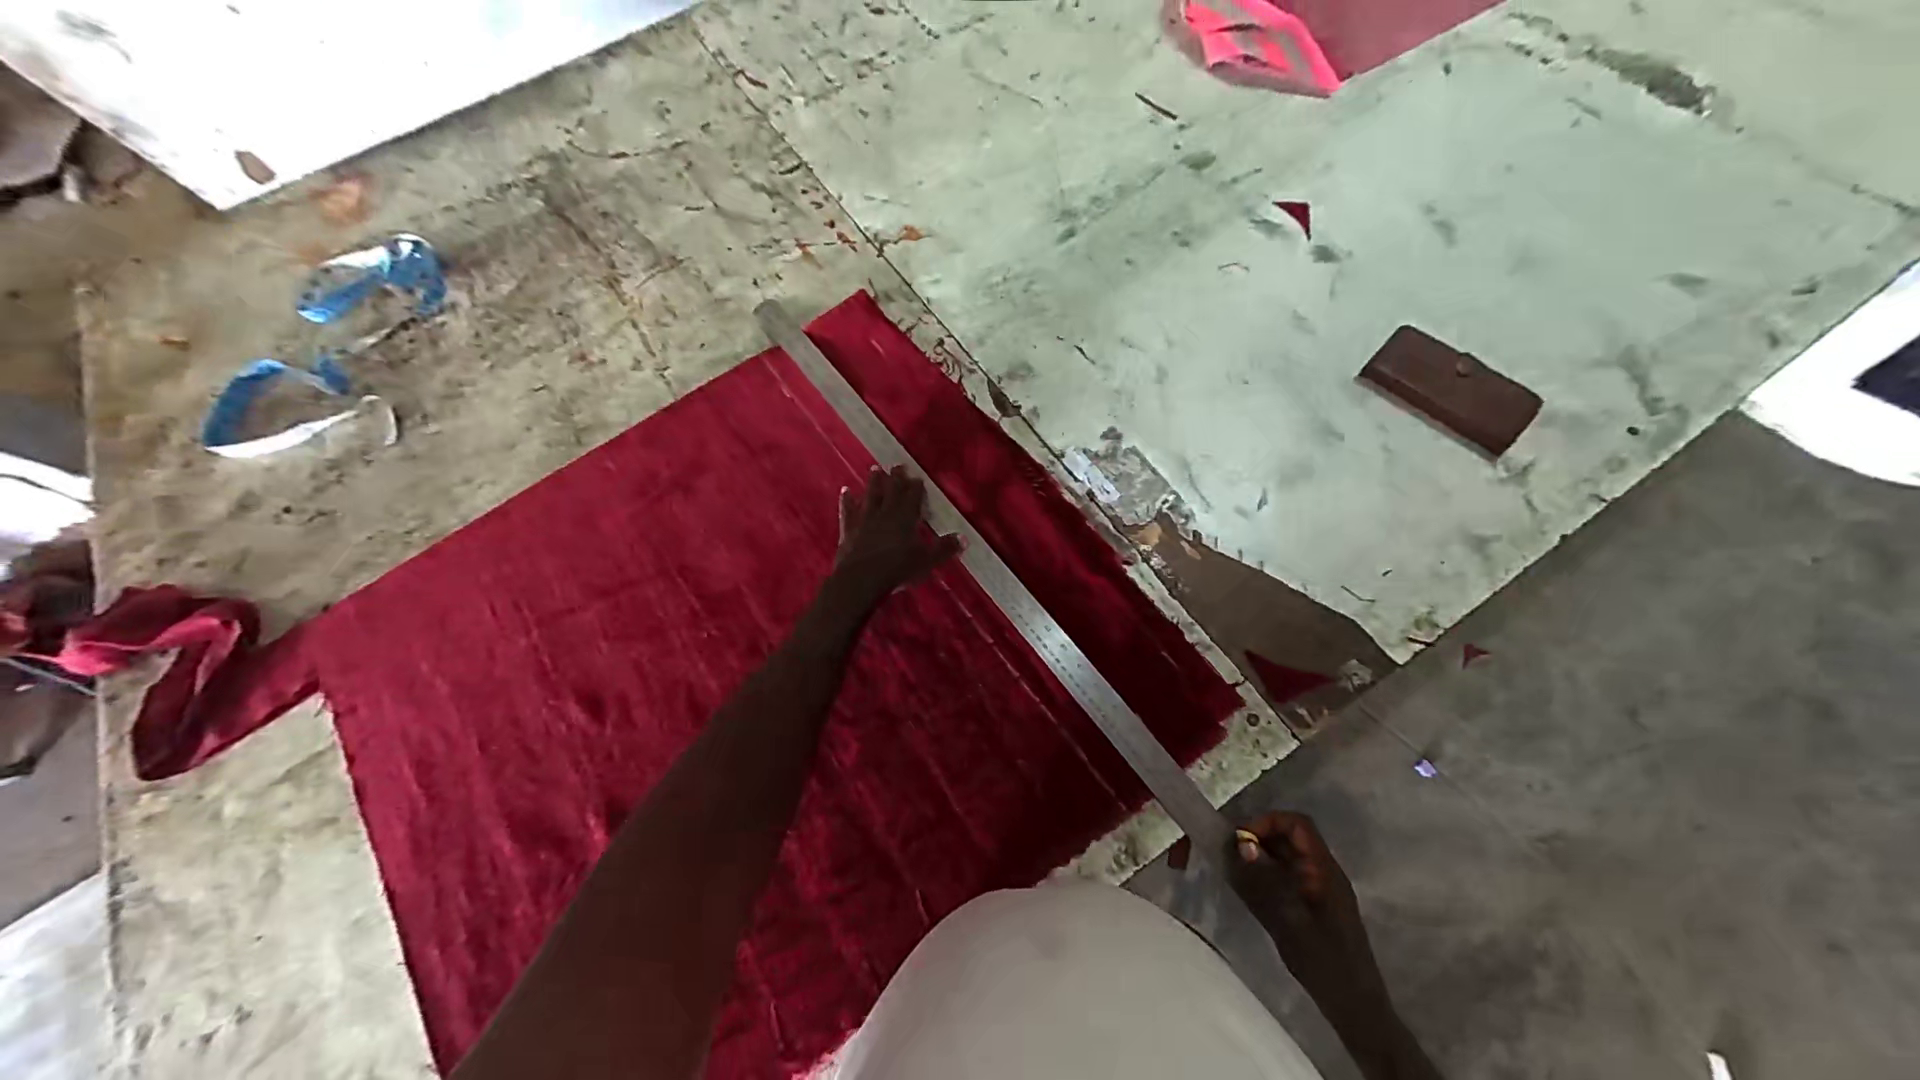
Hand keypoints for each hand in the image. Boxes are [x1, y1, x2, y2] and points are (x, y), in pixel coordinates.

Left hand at [829, 466, 962, 605]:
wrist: (860, 579)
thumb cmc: (897, 569)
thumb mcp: (926, 560)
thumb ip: (944, 548)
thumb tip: (963, 538)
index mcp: (905, 517)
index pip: (913, 496)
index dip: (916, 486)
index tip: (918, 477)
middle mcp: (885, 513)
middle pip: (892, 491)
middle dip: (896, 478)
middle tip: (897, 465)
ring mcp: (864, 519)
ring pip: (870, 496)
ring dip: (873, 482)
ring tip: (875, 469)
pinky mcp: (848, 530)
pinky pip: (848, 511)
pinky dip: (847, 500)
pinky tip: (845, 491)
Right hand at [1229, 812, 1391, 1028]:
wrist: (1355, 1009)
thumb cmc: (1326, 964)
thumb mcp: (1290, 922)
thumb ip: (1265, 880)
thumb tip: (1241, 842)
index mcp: (1323, 870)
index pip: (1296, 824)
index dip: (1266, 822)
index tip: (1238, 840)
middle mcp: (1320, 871)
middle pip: (1286, 836)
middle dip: (1254, 837)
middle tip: (1223, 851)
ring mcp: (1315, 887)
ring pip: (1281, 855)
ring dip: (1254, 855)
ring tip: (1227, 866)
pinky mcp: (1307, 902)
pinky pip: (1281, 874)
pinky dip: (1259, 873)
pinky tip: (1242, 886)